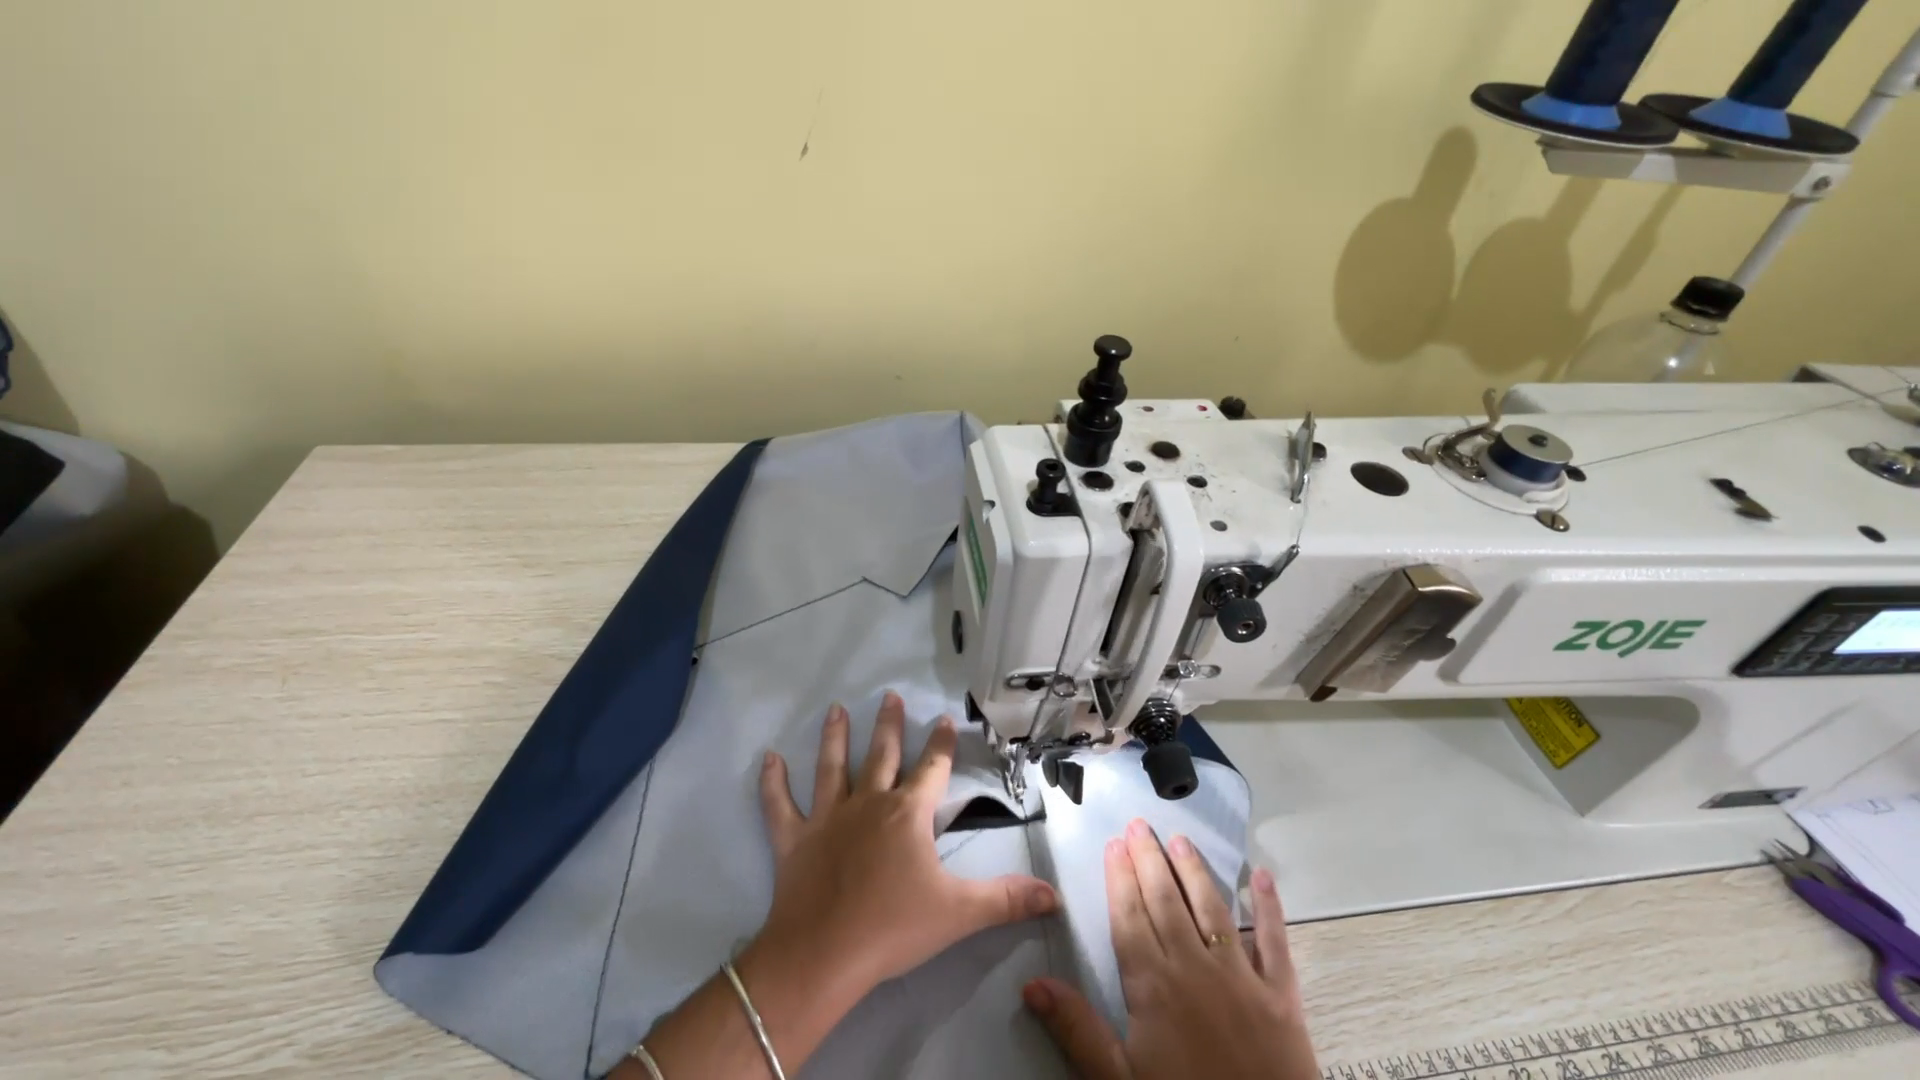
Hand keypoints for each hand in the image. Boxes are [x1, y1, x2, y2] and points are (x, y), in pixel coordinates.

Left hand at [750, 692, 1060, 997]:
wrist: (823, 954)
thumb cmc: (893, 927)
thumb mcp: (960, 913)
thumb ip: (1008, 899)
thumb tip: (1055, 895)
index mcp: (907, 815)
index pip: (932, 770)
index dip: (942, 745)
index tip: (946, 719)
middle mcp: (867, 805)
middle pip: (882, 756)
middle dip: (890, 726)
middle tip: (891, 696)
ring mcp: (826, 818)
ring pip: (832, 768)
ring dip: (835, 738)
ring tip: (836, 709)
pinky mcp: (793, 839)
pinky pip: (779, 805)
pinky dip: (772, 782)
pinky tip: (768, 758)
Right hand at [1022, 819, 1317, 1079]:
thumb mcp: (1118, 1079)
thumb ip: (1077, 1029)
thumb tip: (1032, 984)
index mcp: (1153, 985)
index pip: (1130, 917)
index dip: (1119, 878)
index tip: (1113, 844)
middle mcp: (1194, 967)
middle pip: (1167, 902)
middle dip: (1150, 860)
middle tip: (1139, 825)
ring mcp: (1241, 976)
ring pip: (1213, 908)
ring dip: (1194, 871)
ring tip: (1180, 839)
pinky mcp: (1281, 993)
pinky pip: (1274, 940)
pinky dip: (1268, 906)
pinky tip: (1261, 875)